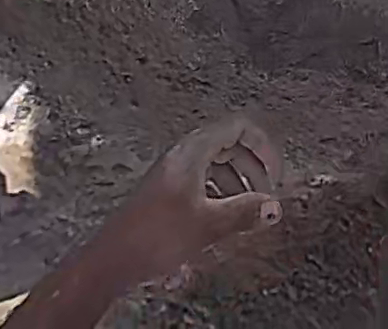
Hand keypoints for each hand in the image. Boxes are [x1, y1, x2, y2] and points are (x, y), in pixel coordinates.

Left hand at [96, 115, 283, 283]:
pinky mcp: (168, 188)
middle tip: (268, 191)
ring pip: (217, 162)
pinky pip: (204, 177)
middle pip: (229, 143)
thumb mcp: (207, 224)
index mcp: (195, 150)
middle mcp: (185, 152)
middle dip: (253, 165)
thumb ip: (243, 213)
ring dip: (239, 179)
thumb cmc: (157, 235)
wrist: (112, 259)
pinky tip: (225, 214)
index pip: (238, 128)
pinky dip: (222, 190)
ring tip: (251, 206)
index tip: (276, 172)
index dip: (262, 146)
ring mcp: (175, 169)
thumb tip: (274, 207)